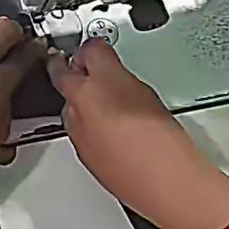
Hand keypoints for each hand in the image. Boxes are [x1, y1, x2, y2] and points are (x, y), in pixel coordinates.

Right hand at [45, 38, 220, 226]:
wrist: (174, 180)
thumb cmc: (132, 169)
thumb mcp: (84, 147)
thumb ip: (73, 119)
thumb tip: (73, 109)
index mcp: (88, 92)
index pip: (63, 69)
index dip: (55, 66)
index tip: (54, 66)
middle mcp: (114, 82)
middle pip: (93, 49)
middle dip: (81, 55)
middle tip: (75, 69)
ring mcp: (137, 88)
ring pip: (113, 65)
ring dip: (102, 75)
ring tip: (96, 102)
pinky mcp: (154, 98)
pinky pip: (129, 84)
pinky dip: (119, 92)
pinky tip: (116, 115)